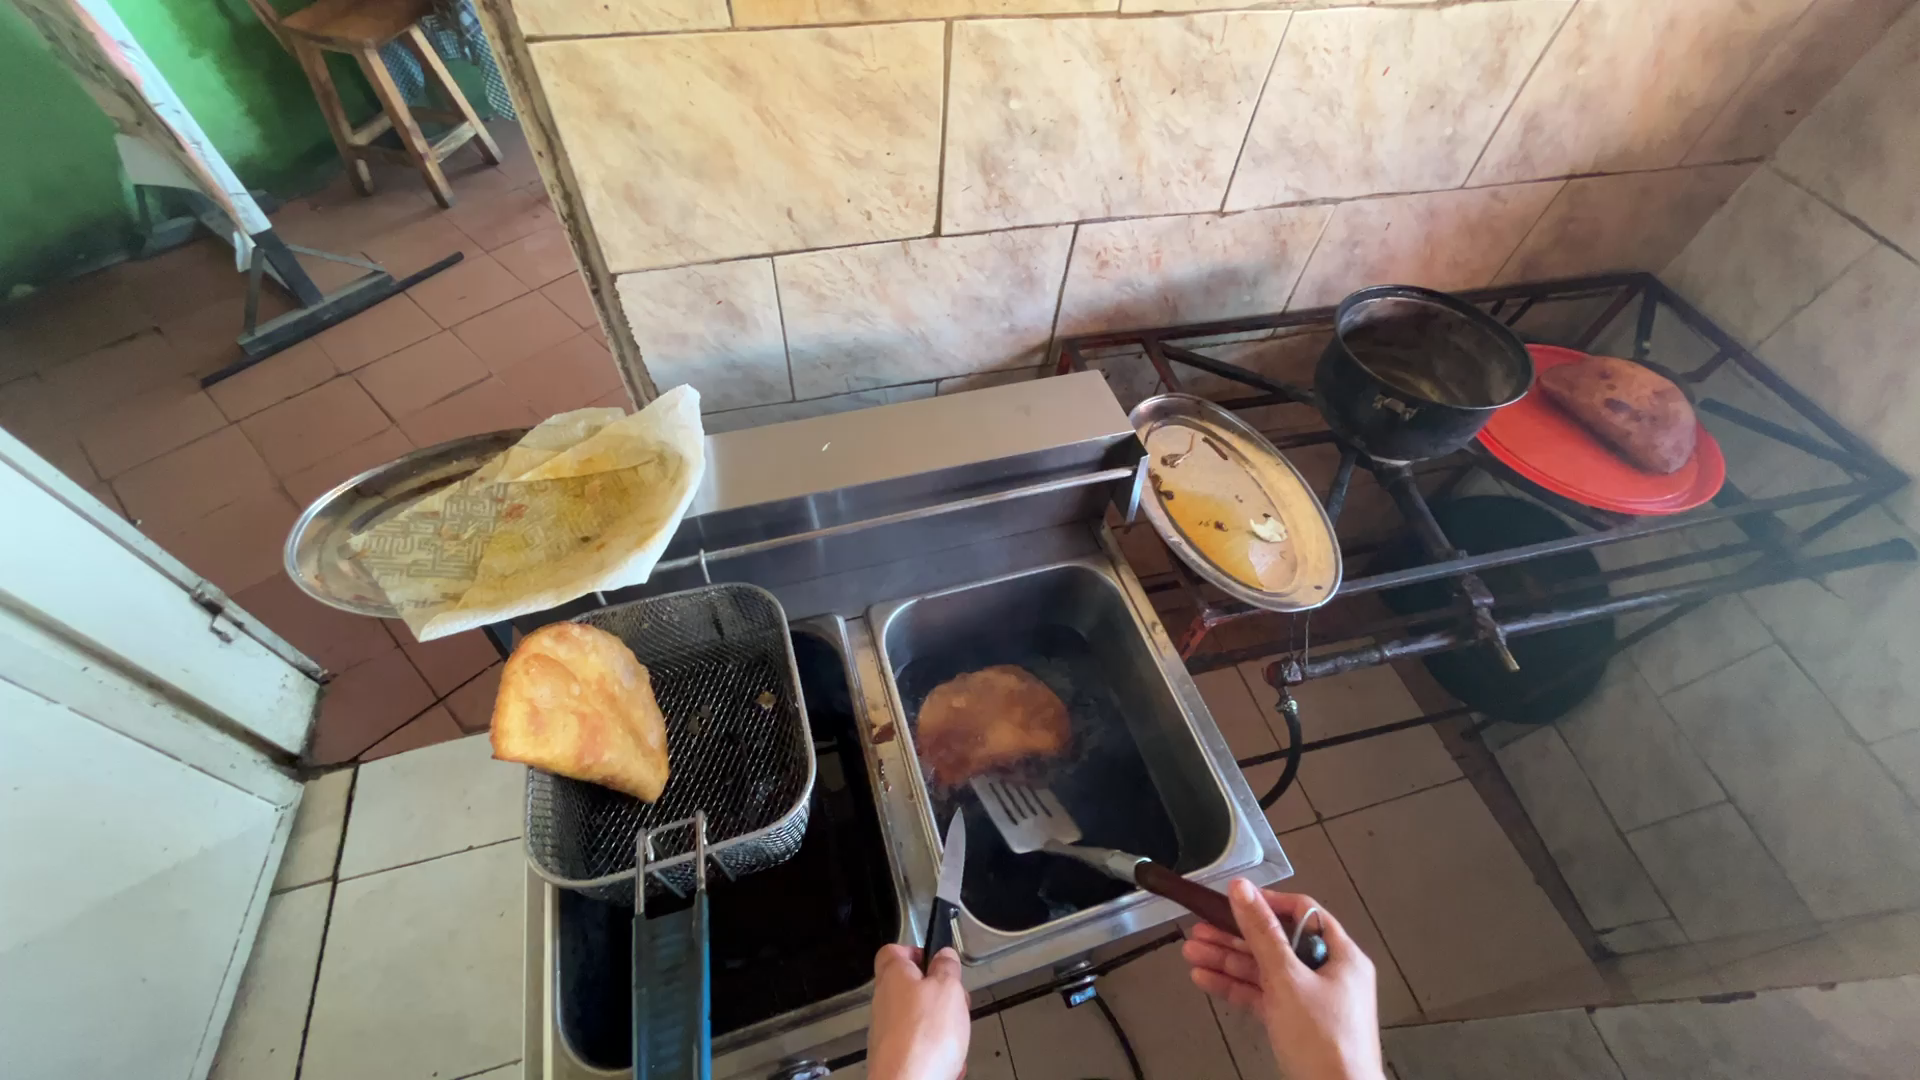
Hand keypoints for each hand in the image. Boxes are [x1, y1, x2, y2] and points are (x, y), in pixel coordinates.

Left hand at [868, 944, 970, 1079]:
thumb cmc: (924, 1036)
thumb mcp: (948, 988)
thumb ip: (947, 967)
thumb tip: (944, 955)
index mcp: (893, 975)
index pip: (893, 951)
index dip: (915, 952)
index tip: (935, 961)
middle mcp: (884, 1001)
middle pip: (912, 987)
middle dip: (939, 995)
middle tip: (955, 1004)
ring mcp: (886, 1033)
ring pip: (919, 1019)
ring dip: (941, 1027)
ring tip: (955, 1038)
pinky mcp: (894, 1059)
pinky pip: (919, 1048)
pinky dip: (936, 1053)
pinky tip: (949, 1063)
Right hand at [1182, 880, 1385, 1079]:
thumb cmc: (1321, 1038)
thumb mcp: (1287, 979)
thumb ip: (1261, 931)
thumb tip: (1241, 886)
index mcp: (1341, 956)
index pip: (1303, 913)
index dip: (1268, 903)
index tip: (1234, 902)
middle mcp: (1327, 973)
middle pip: (1275, 942)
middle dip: (1234, 936)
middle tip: (1199, 929)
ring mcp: (1310, 1000)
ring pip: (1263, 969)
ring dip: (1226, 960)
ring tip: (1190, 953)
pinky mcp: (1294, 1023)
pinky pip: (1261, 995)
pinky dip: (1235, 987)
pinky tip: (1204, 979)